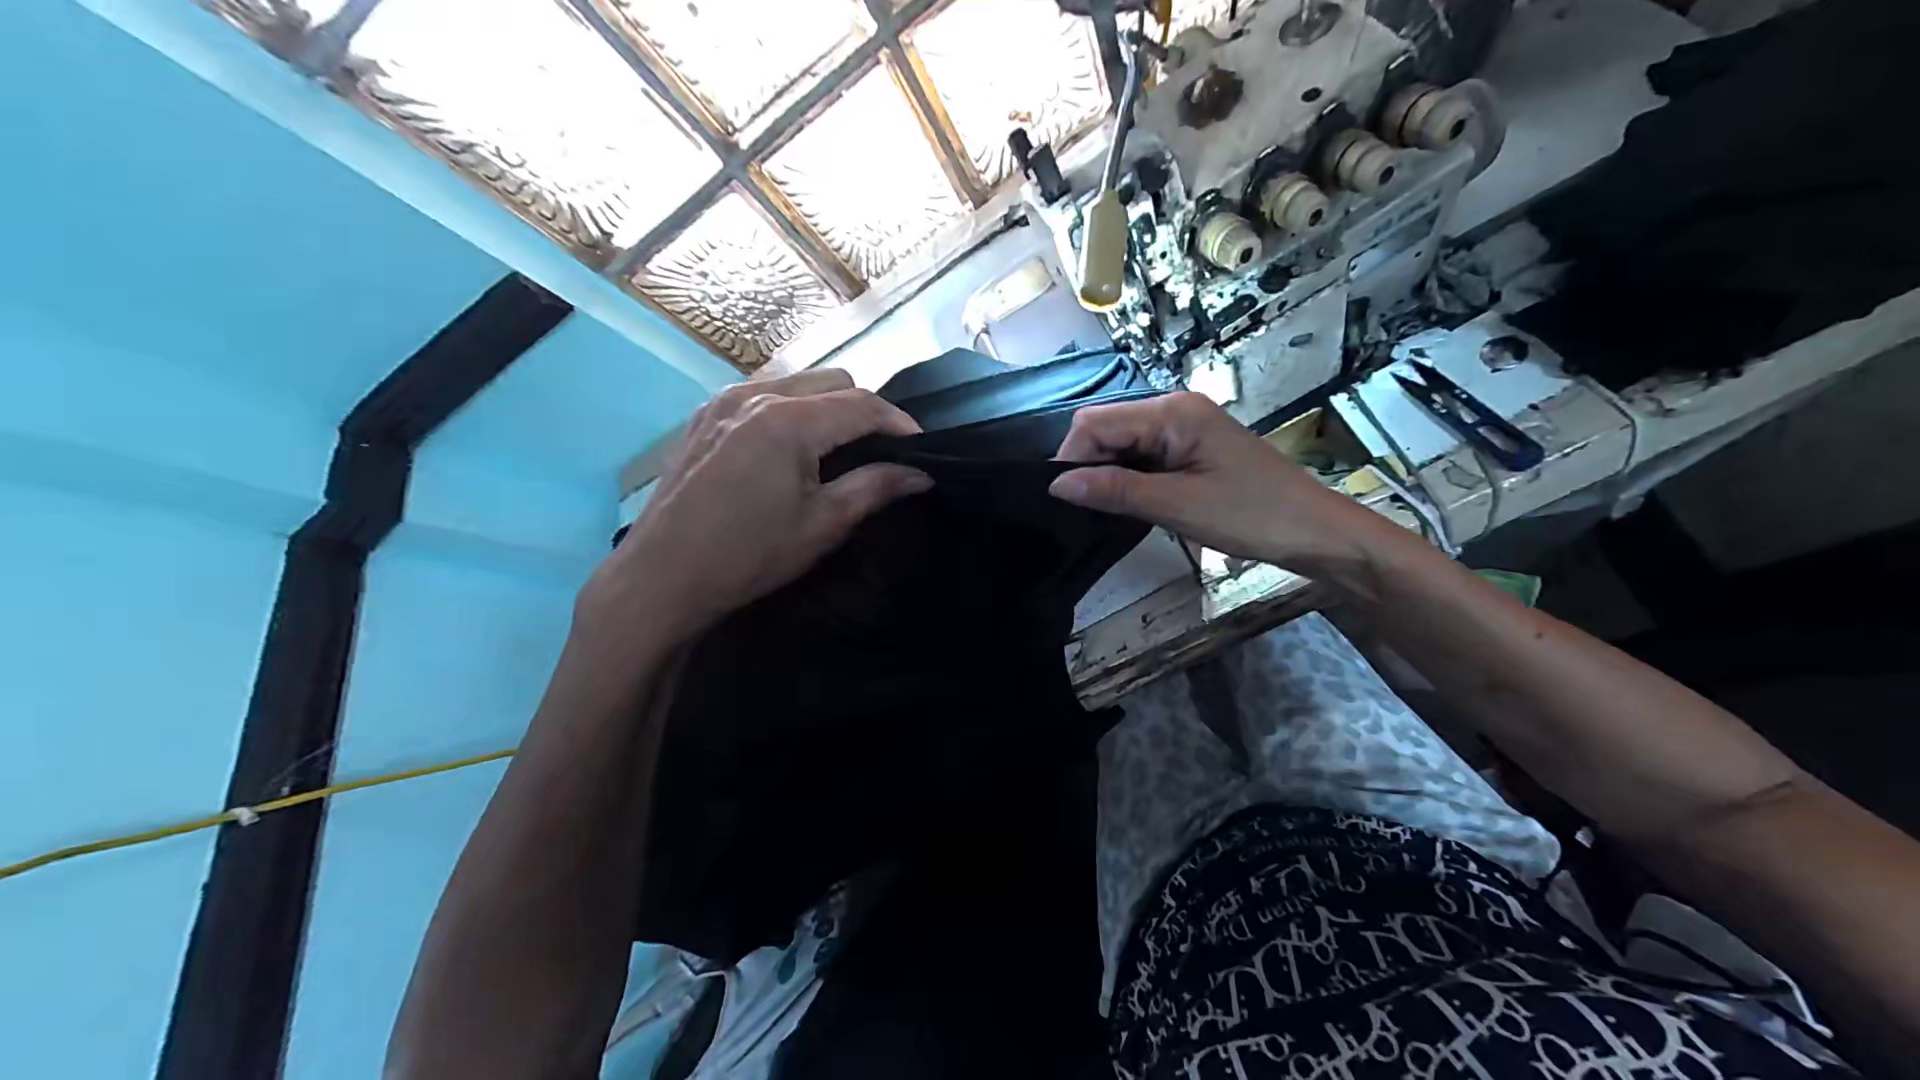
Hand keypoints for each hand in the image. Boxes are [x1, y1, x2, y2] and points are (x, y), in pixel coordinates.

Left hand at [582, 369, 930, 642]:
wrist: (662, 578)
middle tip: (877, 453)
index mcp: (787, 421)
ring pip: (798, 383)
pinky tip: (791, 448)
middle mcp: (755, 395)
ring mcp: (723, 400)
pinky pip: (764, 394)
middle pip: (834, 381)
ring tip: (836, 450)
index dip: (900, 423)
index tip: (921, 449)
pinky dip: (791, 410)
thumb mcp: (822, 525)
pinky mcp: (704, 415)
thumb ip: (875, 488)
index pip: (862, 404)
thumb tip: (921, 474)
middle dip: (865, 411)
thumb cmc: (748, 556)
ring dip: (827, 407)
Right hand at [1049, 392, 1396, 575]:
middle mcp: (1174, 408)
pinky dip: (1128, 476)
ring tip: (1105, 509)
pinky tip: (1128, 501)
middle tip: (1087, 509)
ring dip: (1107, 472)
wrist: (1316, 532)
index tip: (1064, 500)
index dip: (1071, 458)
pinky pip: (1142, 453)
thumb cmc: (1252, 516)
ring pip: (1121, 442)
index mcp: (1171, 412)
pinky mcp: (1190, 446)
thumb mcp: (1177, 506)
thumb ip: (1115, 491)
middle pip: (1105, 427)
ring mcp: (1184, 426)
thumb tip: (1057, 485)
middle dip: (1087, 465)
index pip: (1094, 423)